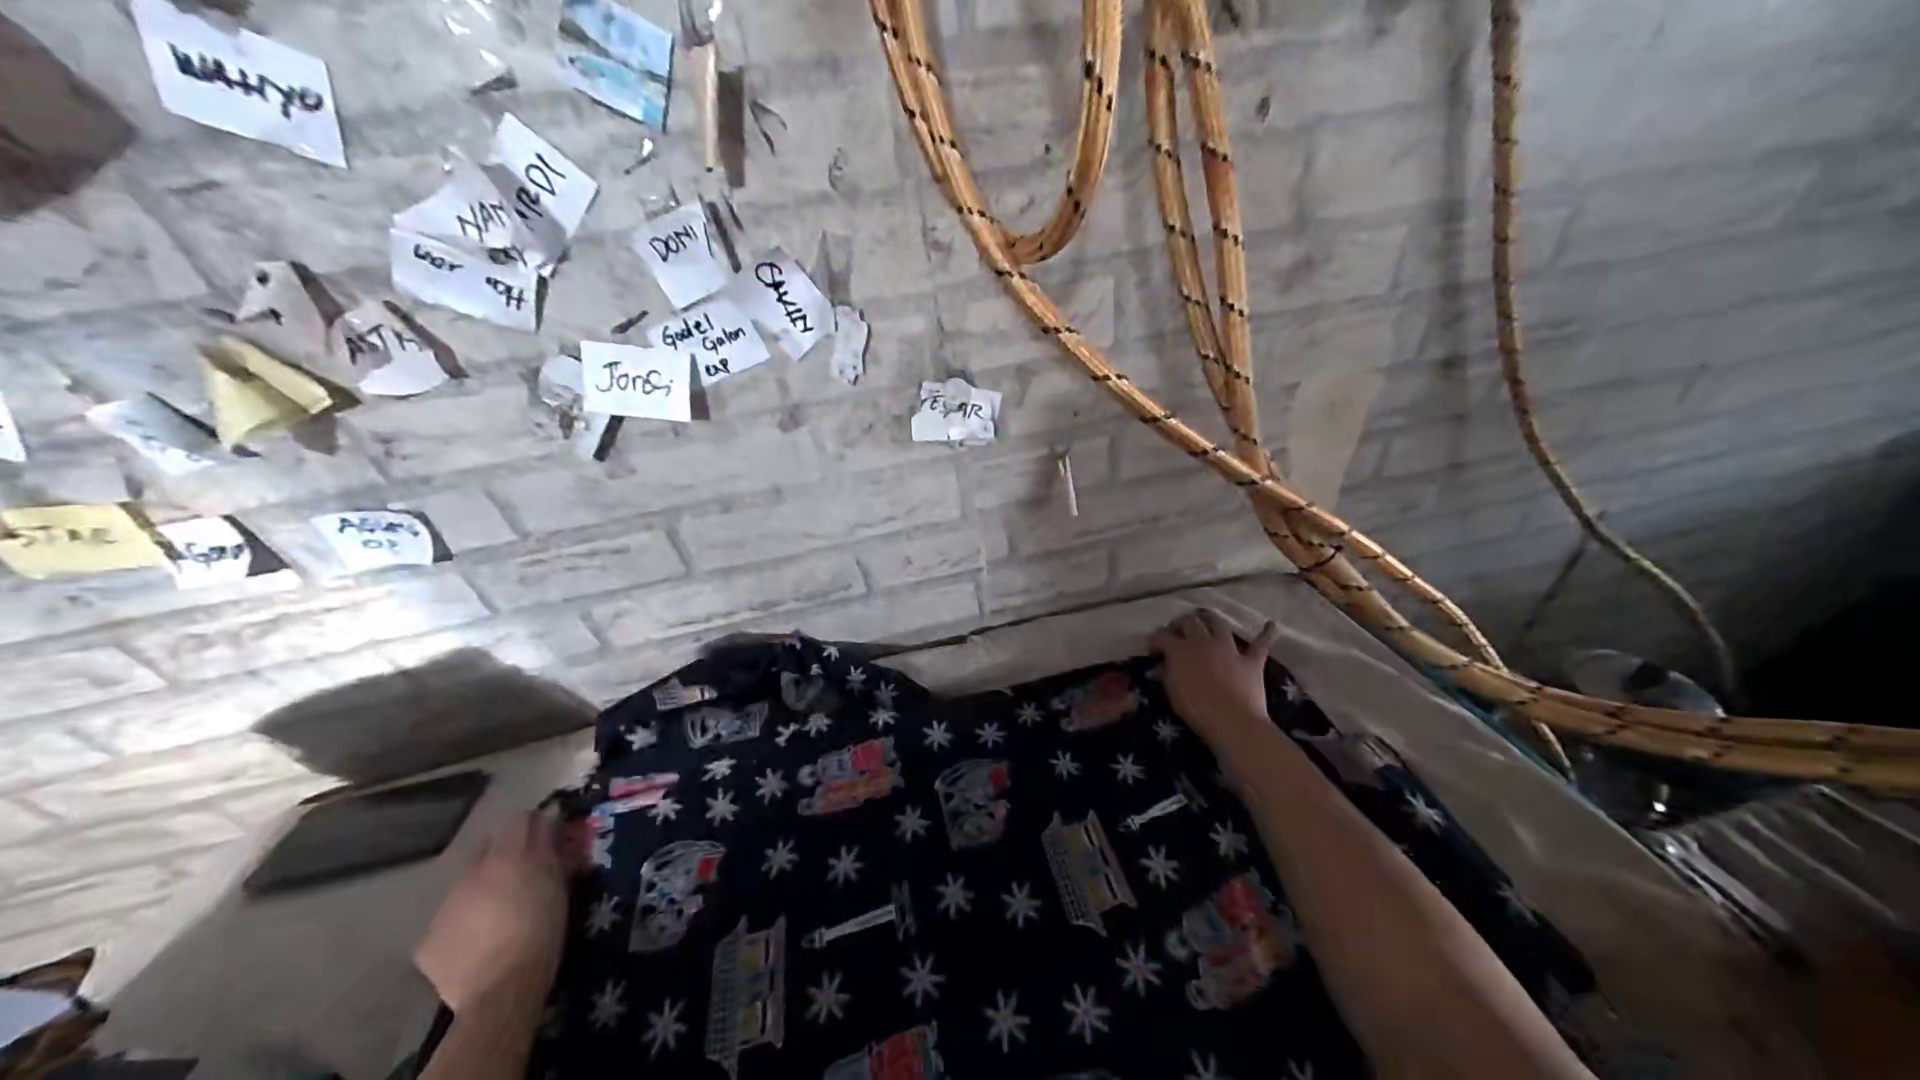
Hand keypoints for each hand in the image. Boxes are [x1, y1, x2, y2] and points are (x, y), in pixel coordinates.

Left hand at [415, 810, 568, 1012]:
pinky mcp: (427, 941)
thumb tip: (549, 814)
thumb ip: (549, 845)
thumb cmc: (541, 931)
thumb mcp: (556, 883)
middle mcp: (468, 874)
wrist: (500, 991)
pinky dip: (463, 926)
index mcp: (505, 857)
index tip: (548, 836)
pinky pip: (449, 922)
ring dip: (482, 891)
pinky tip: (477, 944)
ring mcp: (443, 908)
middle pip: (487, 848)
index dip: (534, 825)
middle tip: (523, 875)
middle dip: (504, 854)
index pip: (517, 820)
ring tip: (499, 916)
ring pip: (465, 886)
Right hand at [1150, 609, 1279, 752]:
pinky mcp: (1251, 660)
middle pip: (1190, 622)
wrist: (1232, 721)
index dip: (1156, 640)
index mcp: (1180, 650)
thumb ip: (1166, 676)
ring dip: (1211, 619)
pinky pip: (1261, 643)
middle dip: (1180, 624)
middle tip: (1177, 630)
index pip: (1162, 636)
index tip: (1154, 649)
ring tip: (1205, 618)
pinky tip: (1270, 625)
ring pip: (1219, 624)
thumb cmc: (1196, 709)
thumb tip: (1158, 669)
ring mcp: (1229, 649)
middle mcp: (1203, 642)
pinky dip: (1265, 633)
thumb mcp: (1173, 693)